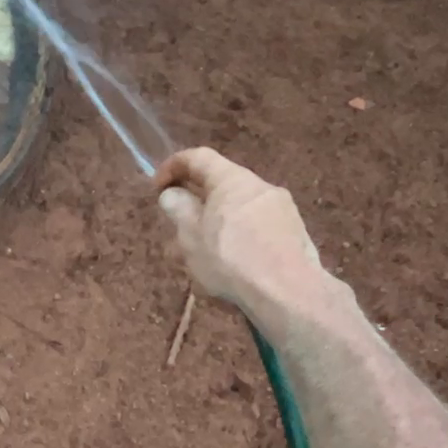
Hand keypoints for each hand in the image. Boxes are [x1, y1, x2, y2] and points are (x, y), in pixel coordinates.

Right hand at [152, 147, 326, 316]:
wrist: (285, 289)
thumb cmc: (230, 260)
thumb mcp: (191, 237)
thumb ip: (179, 211)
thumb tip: (171, 194)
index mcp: (232, 180)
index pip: (199, 157)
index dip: (173, 166)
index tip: (156, 188)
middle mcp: (259, 185)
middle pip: (220, 185)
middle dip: (195, 203)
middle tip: (177, 229)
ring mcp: (279, 207)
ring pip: (236, 209)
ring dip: (214, 225)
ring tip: (200, 256)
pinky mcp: (291, 230)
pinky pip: (254, 226)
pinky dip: (235, 237)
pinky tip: (229, 265)